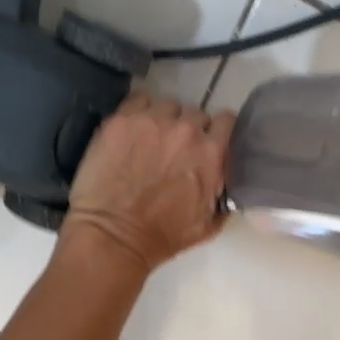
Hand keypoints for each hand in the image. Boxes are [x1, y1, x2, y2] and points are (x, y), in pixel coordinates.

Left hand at [63, 92, 235, 270]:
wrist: (113, 237)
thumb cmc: (161, 238)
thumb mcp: (206, 226)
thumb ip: (221, 197)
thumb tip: (221, 183)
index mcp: (210, 154)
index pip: (226, 121)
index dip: (218, 131)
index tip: (209, 142)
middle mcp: (185, 129)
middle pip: (196, 114)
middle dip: (189, 129)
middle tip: (175, 150)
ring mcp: (151, 121)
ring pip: (167, 106)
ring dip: (164, 120)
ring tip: (151, 140)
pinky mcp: (121, 119)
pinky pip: (138, 100)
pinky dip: (138, 112)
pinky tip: (132, 131)